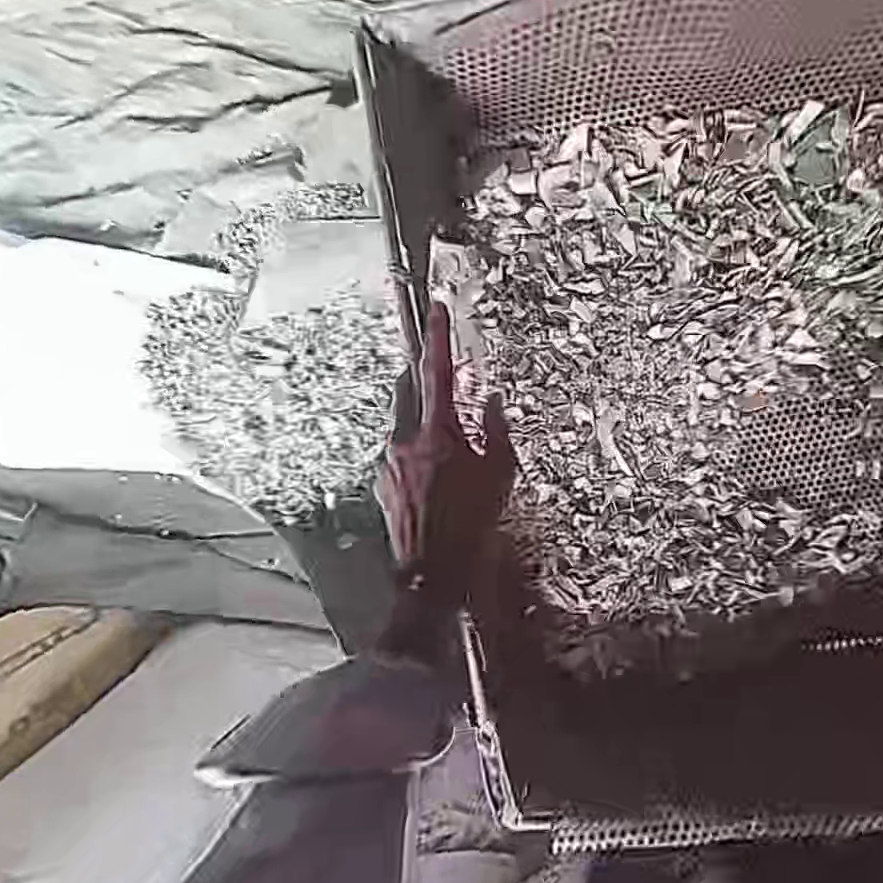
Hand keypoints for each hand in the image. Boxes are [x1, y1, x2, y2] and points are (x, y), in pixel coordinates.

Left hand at [374, 301, 514, 609]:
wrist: (434, 572)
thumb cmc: (472, 523)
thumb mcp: (499, 473)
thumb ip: (496, 430)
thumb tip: (491, 400)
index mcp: (439, 434)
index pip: (438, 374)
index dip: (438, 338)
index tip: (436, 310)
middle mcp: (406, 441)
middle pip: (411, 390)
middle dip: (425, 374)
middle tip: (442, 371)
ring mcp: (390, 462)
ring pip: (406, 422)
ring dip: (425, 419)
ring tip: (450, 443)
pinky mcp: (383, 481)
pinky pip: (400, 450)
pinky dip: (418, 448)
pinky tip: (437, 473)